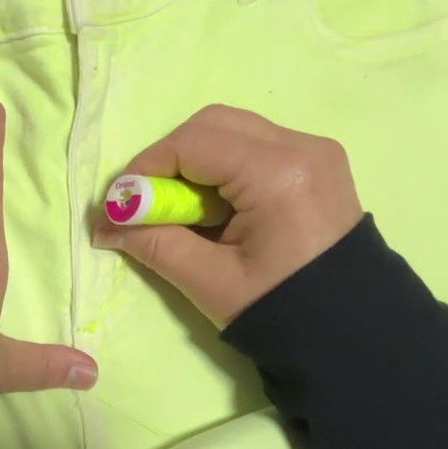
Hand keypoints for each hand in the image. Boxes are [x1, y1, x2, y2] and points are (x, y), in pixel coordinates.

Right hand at [92, 105, 364, 327]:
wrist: (342, 324)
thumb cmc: (272, 308)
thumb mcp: (204, 281)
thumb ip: (153, 243)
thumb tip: (105, 225)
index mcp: (277, 175)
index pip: (193, 142)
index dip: (145, 168)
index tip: (117, 205)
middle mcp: (300, 145)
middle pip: (212, 124)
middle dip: (165, 160)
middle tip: (142, 204)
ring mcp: (311, 149)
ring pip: (230, 131)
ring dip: (189, 164)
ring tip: (174, 210)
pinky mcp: (311, 162)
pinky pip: (250, 147)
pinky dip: (216, 170)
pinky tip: (207, 209)